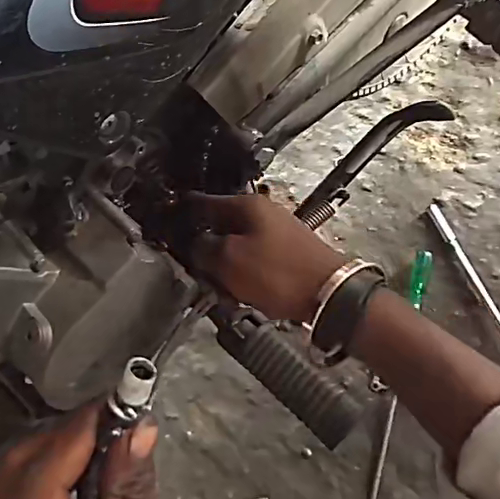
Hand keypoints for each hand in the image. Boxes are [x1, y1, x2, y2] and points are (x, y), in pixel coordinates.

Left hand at [0, 407, 196, 498]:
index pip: (36, 491)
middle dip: (66, 439)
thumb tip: (134, 427)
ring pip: (14, 490)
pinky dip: (55, 477)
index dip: (73, 438)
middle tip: (115, 413)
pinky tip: (89, 464)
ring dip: (60, 452)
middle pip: (15, 484)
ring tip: (108, 432)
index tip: (111, 403)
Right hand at [189, 192, 346, 322]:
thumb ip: (203, 249)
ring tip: (221, 287)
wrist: (328, 296)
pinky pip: (254, 264)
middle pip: (221, 227)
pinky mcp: (285, 257)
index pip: (205, 202)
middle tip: (195, 267)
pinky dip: (244, 277)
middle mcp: (264, 215)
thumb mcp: (229, 261)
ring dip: (225, 267)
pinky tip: (242, 293)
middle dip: (206, 248)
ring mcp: (277, 235)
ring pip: (237, 248)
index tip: (171, 217)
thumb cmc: (283, 274)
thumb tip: (193, 246)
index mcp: (248, 205)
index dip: (184, 212)